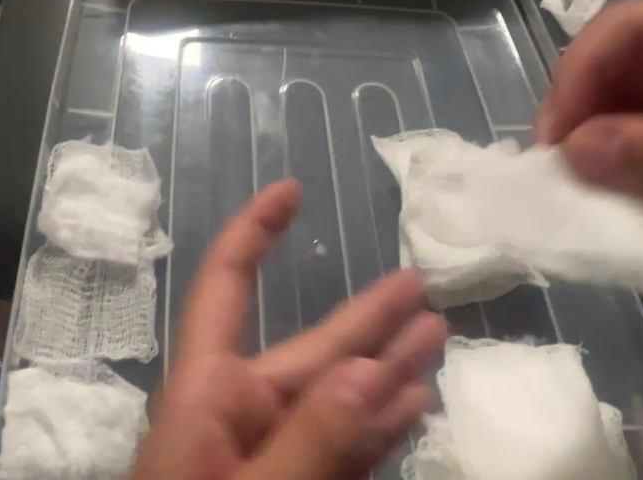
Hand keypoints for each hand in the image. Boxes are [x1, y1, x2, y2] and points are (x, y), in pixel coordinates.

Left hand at [133, 179, 447, 479]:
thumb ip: (311, 439)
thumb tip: (369, 373)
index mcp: (208, 393)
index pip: (227, 286)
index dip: (255, 231)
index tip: (291, 190)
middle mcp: (236, 415)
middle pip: (310, 349)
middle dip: (365, 316)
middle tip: (421, 283)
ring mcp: (266, 461)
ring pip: (336, 402)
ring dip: (385, 370)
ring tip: (434, 333)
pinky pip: (341, 454)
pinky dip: (378, 431)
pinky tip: (413, 405)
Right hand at [536, 0, 642, 325]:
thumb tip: (568, 150)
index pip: (636, 27)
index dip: (583, 73)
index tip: (554, 138)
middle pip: (627, 63)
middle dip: (586, 111)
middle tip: (557, 171)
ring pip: (633, 106)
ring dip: (601, 143)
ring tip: (576, 190)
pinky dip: (628, 171)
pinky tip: (613, 201)